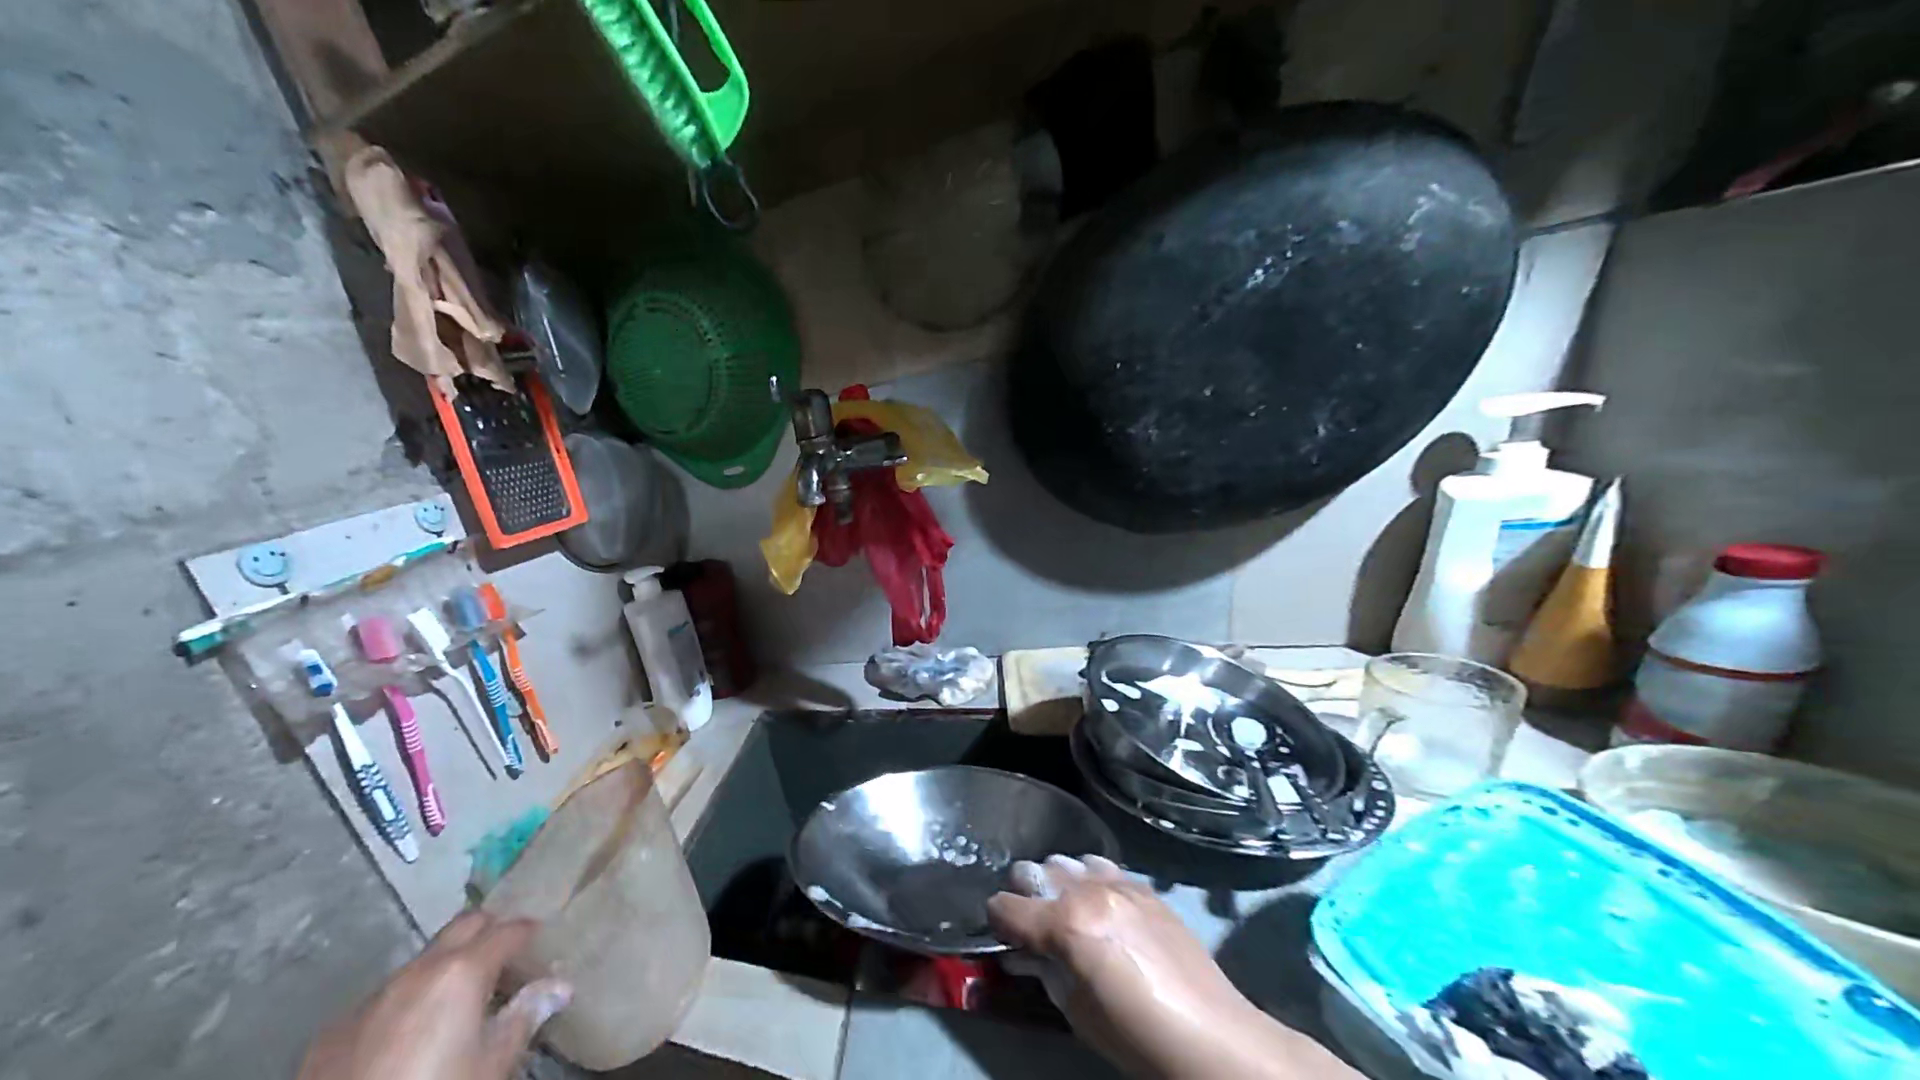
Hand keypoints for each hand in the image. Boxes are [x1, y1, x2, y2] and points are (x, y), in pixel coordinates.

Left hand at [297, 911, 571, 1079]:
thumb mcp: (491, 1064)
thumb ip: (525, 1017)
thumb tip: (559, 987)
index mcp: (462, 970)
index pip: (510, 930)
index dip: (531, 933)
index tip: (542, 944)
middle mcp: (418, 970)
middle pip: (465, 924)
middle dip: (489, 932)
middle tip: (506, 958)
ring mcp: (372, 996)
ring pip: (422, 961)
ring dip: (446, 968)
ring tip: (457, 1001)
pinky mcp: (335, 1029)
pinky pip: (384, 997)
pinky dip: (408, 1002)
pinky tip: (408, 1036)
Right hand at [988, 855, 1357, 1079]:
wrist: (1212, 1036)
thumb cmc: (1136, 1036)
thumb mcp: (1076, 1012)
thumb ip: (1043, 971)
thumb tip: (1021, 954)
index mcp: (1066, 924)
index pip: (1005, 905)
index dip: (998, 924)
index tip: (1005, 940)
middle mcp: (1087, 890)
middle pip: (1031, 870)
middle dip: (1024, 896)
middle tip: (1034, 928)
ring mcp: (1118, 882)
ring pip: (1066, 861)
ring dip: (1057, 885)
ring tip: (1070, 915)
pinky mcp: (1143, 885)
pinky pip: (1101, 867)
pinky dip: (1090, 882)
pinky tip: (1103, 910)